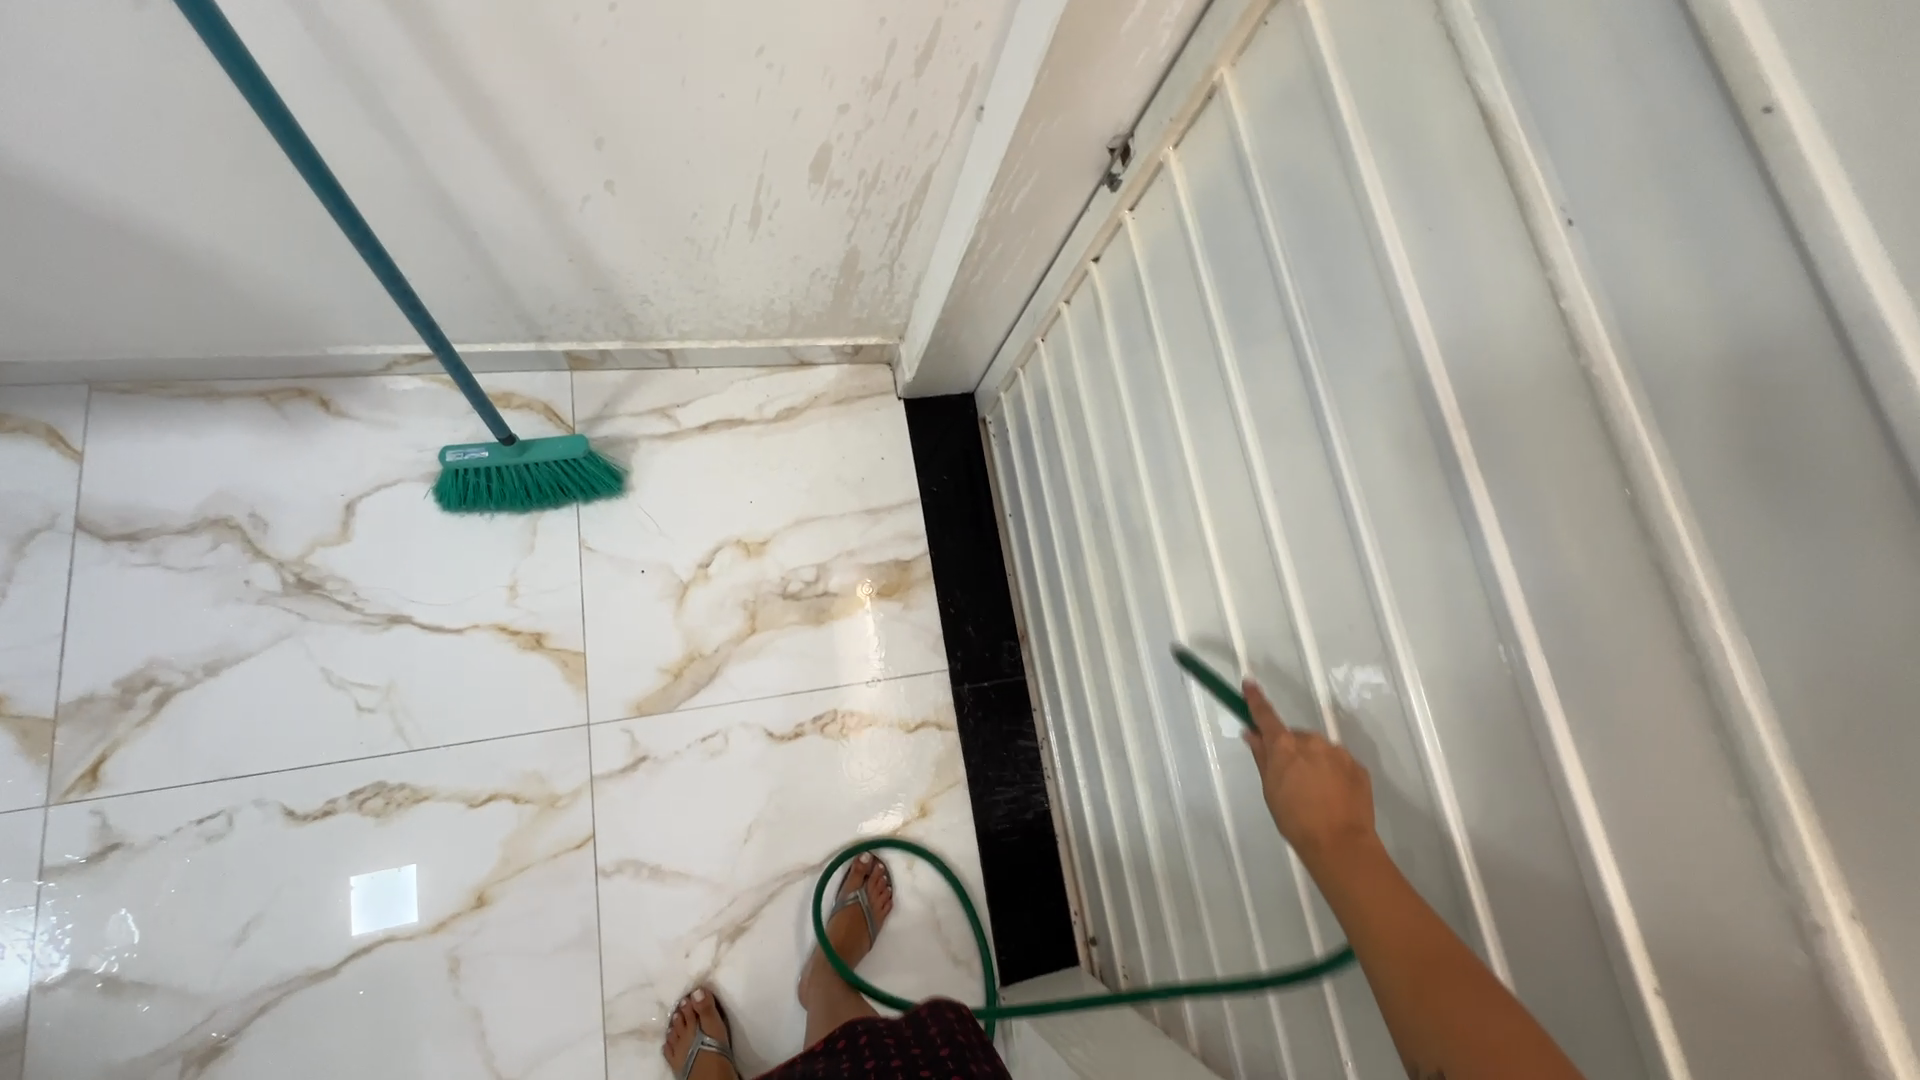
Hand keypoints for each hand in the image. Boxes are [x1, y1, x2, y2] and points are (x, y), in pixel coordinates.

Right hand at [1242, 679, 1376, 861]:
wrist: (1340, 843)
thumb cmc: (1294, 819)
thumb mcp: (1270, 789)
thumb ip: (1262, 758)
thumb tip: (1252, 734)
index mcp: (1285, 746)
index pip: (1266, 716)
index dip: (1255, 699)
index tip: (1249, 682)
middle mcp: (1313, 741)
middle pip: (1295, 737)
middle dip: (1290, 750)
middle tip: (1288, 778)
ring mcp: (1338, 753)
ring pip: (1318, 750)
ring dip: (1312, 762)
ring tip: (1313, 793)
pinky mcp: (1358, 767)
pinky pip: (1338, 763)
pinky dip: (1331, 773)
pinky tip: (1331, 796)